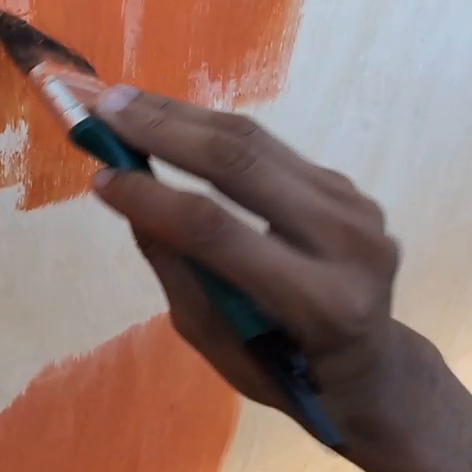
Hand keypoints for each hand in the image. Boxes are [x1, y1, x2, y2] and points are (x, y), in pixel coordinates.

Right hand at [90, 85, 444, 466]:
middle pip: (240, 164)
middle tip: (103, 108)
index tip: (99, 177)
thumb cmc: (284, 371)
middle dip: (162, 131)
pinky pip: (265, 144)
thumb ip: (176, 267)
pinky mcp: (343, 183)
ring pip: (252, 140)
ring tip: (122, 100)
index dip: (153, 198)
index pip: (218, 231)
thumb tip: (127, 194)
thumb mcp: (216, 342)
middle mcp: (347, 241)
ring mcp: (353, 203)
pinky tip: (164, 117)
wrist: (373, 366)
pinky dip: (207, 127)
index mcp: (318, 302)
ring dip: (178, 115)